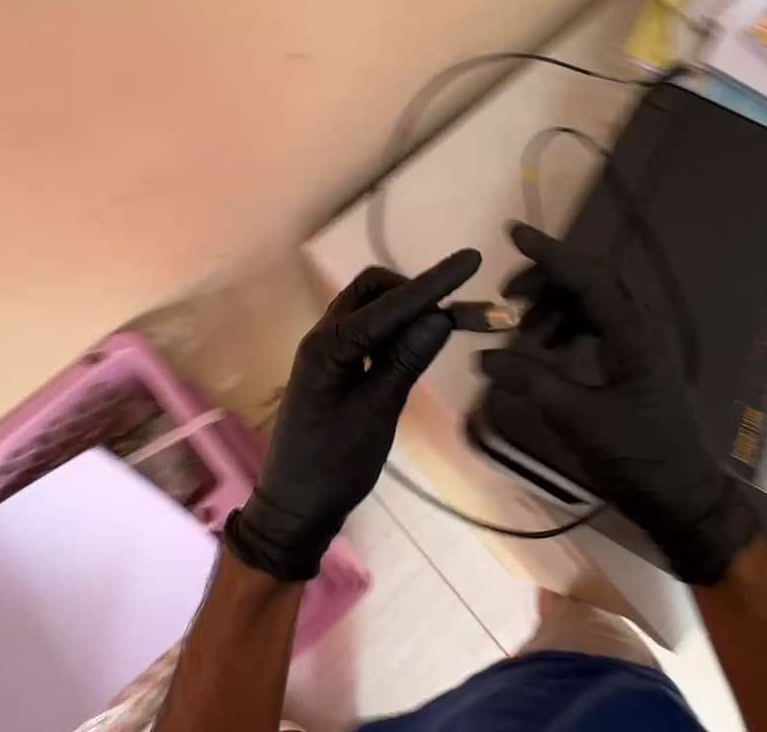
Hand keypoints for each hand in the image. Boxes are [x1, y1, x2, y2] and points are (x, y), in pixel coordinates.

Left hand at [223, 248, 481, 579]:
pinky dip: (393, 328)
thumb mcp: (378, 414)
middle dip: (413, 290)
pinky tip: (414, 347)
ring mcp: (326, 350)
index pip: (389, 304)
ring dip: (404, 308)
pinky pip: (367, 329)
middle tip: (450, 315)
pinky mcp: (333, 365)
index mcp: (328, 347)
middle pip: (372, 288)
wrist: (295, 506)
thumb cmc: (334, 466)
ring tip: (440, 329)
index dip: (434, 282)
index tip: (471, 259)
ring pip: (369, 306)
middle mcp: (323, 336)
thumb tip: (441, 316)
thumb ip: (406, 361)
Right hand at [479, 223, 759, 584]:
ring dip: (553, 306)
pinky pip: (594, 325)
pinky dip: (564, 328)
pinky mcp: (632, 362)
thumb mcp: (583, 423)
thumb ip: (534, 384)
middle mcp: (639, 329)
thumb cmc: (640, 460)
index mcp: (634, 336)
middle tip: (507, 299)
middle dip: (545, 279)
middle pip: (590, 280)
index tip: (513, 232)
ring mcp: (638, 344)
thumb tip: (482, 356)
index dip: (549, 253)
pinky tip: (543, 350)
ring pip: (591, 301)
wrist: (685, 499)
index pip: (587, 278)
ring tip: (522, 333)